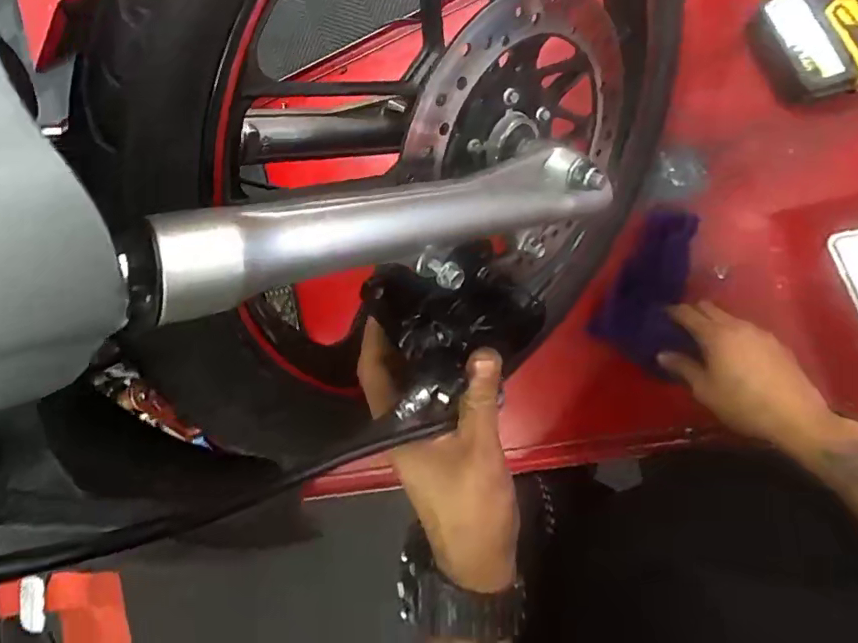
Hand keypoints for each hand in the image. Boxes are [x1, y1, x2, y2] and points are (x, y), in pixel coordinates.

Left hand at [357, 319, 518, 593]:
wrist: (480, 559)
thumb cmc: (470, 505)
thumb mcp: (479, 449)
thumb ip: (479, 399)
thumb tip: (485, 350)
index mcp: (394, 426)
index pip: (372, 371)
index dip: (373, 337)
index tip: (384, 302)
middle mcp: (397, 426)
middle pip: (389, 372)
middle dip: (398, 338)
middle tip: (417, 299)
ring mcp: (415, 433)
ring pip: (409, 384)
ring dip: (417, 354)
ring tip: (436, 316)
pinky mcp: (434, 439)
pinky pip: (428, 396)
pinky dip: (436, 374)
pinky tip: (456, 356)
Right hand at [657, 301, 857, 457]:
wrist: (800, 420)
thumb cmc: (744, 405)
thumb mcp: (706, 391)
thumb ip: (683, 368)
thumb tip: (663, 353)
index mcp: (714, 334)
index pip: (686, 312)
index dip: (671, 311)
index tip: (661, 315)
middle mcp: (736, 325)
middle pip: (708, 307)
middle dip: (693, 312)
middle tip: (682, 326)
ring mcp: (759, 332)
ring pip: (729, 317)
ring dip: (715, 322)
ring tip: (709, 339)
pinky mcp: (777, 344)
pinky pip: (747, 329)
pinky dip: (735, 333)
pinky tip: (737, 352)